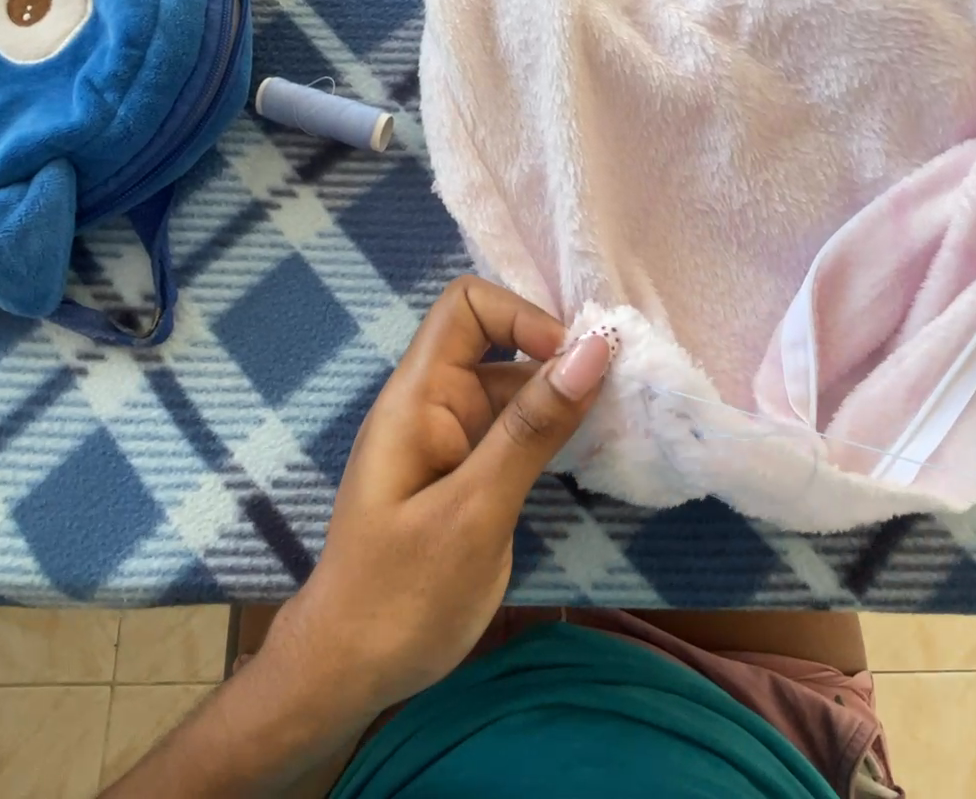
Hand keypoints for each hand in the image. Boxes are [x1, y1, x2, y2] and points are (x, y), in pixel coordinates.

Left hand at [262, 275, 612, 712]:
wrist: (353, 668)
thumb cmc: (401, 593)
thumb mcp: (474, 509)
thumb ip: (532, 428)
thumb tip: (592, 349)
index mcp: (418, 397)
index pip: (466, 307)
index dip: (523, 316)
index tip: (575, 364)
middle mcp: (434, 404)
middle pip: (499, 342)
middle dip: (558, 357)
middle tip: (621, 394)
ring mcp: (453, 438)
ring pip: (515, 388)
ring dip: (565, 397)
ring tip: (622, 421)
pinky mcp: (470, 472)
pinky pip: (517, 430)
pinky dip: (556, 432)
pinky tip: (594, 450)